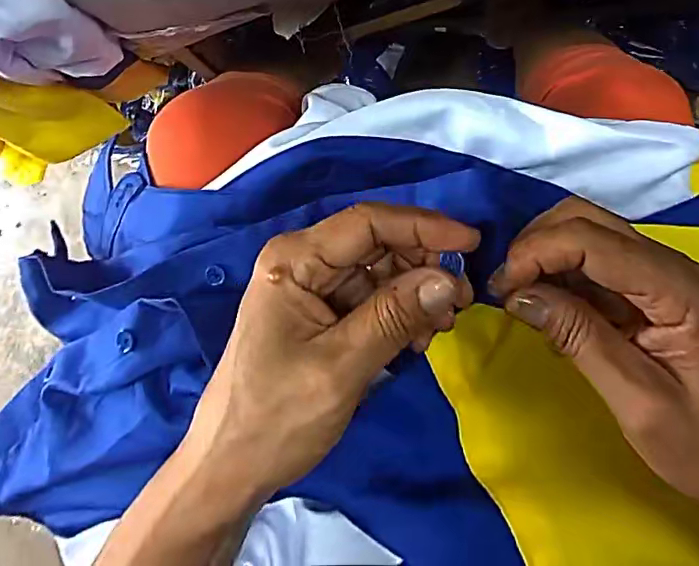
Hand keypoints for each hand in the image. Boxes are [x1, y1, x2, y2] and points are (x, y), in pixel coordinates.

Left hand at [100, 203, 478, 565]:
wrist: (228, 475)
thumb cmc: (274, 420)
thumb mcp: (339, 368)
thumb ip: (395, 317)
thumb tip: (450, 280)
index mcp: (295, 259)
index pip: (370, 222)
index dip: (424, 227)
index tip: (471, 243)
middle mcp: (306, 260)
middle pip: (382, 242)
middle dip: (425, 266)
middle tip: (461, 299)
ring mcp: (317, 284)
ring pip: (386, 268)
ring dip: (419, 292)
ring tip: (442, 326)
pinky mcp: (327, 309)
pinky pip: (378, 295)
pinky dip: (405, 311)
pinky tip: (420, 337)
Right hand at [489, 198, 698, 564]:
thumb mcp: (639, 405)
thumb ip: (580, 340)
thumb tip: (519, 294)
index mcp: (678, 286)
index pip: (595, 239)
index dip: (539, 251)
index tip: (500, 288)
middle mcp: (672, 265)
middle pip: (592, 220)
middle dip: (540, 242)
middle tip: (506, 289)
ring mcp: (666, 276)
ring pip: (594, 235)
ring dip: (549, 254)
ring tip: (517, 296)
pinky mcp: (656, 294)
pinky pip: (601, 265)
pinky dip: (566, 274)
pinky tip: (546, 303)